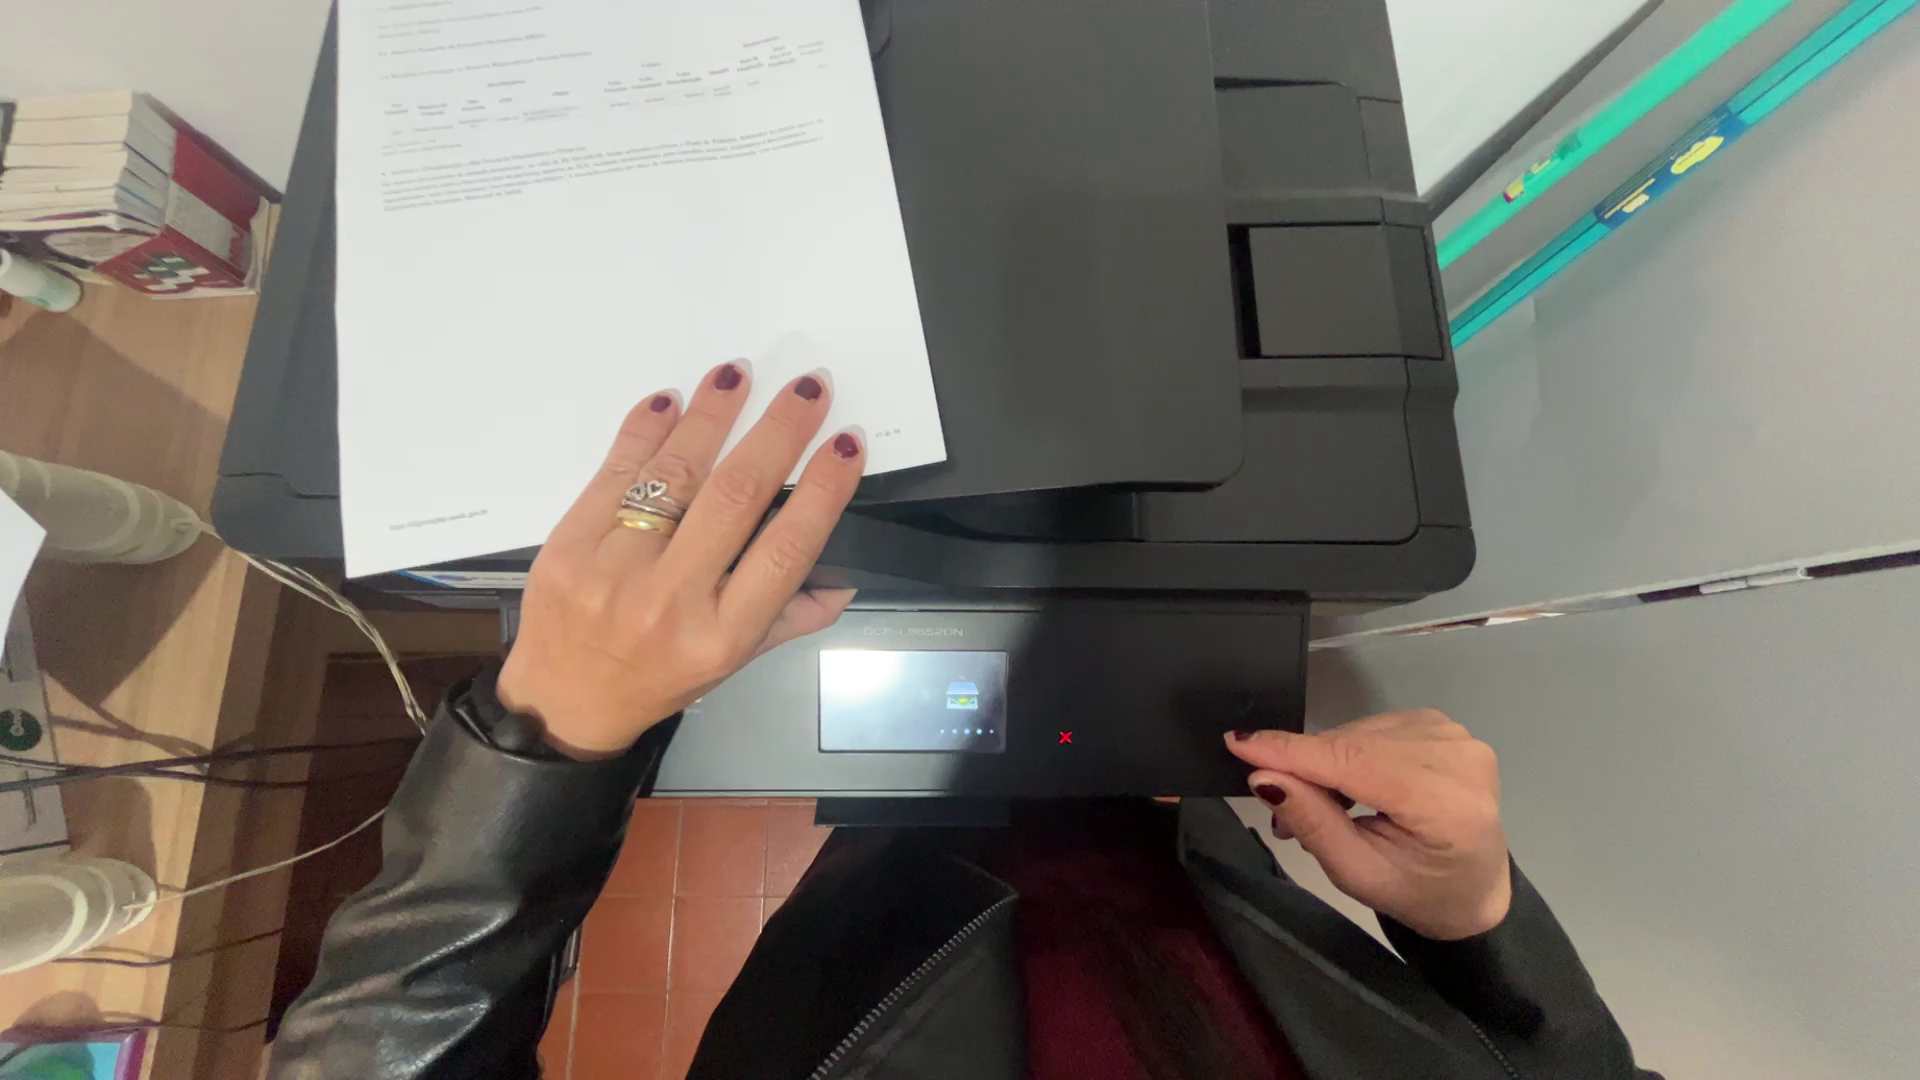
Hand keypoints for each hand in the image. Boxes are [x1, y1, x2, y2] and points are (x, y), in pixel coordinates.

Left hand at [498, 362, 864, 758]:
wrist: (565, 702)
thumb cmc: (664, 679)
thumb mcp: (738, 660)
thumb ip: (794, 617)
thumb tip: (847, 579)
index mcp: (722, 633)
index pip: (786, 548)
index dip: (822, 491)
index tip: (845, 445)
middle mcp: (671, 600)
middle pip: (735, 497)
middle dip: (779, 433)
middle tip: (808, 389)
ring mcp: (612, 569)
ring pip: (674, 474)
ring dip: (713, 415)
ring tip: (739, 374)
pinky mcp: (566, 544)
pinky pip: (614, 472)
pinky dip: (646, 429)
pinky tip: (674, 399)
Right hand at [1225, 710, 1512, 940]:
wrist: (1474, 890)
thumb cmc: (1417, 891)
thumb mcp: (1357, 874)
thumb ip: (1311, 822)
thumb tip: (1263, 777)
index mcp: (1445, 804)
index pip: (1350, 762)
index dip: (1289, 752)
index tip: (1236, 743)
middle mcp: (1454, 756)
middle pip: (1348, 745)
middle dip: (1302, 768)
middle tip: (1280, 809)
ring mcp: (1451, 734)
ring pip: (1353, 734)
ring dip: (1323, 761)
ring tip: (1321, 803)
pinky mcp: (1440, 724)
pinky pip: (1367, 728)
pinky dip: (1346, 752)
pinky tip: (1352, 782)